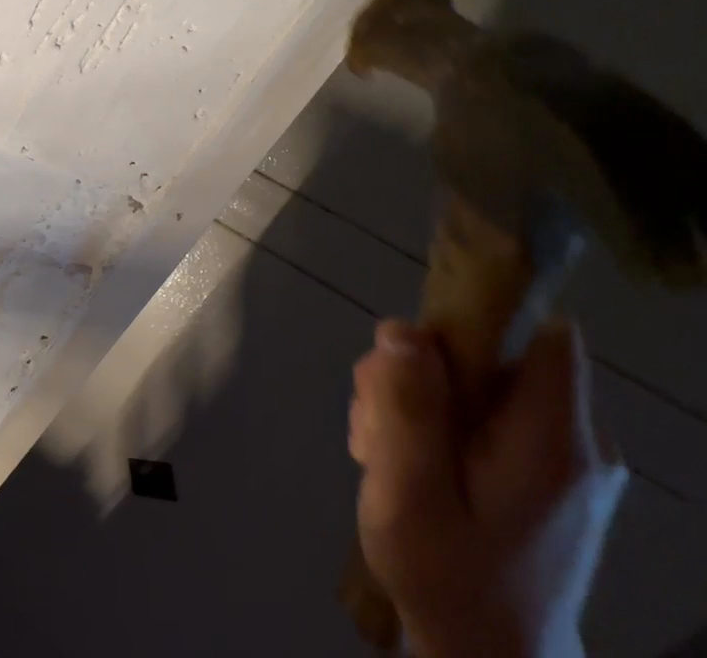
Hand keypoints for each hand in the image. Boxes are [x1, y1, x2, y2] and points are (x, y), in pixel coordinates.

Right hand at [349, 319, 626, 657]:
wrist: (490, 656)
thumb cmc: (446, 575)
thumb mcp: (406, 491)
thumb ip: (407, 409)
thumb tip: (402, 329)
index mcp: (552, 443)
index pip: (542, 338)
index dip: (475, 325)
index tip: (412, 356)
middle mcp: (573, 443)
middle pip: (491, 362)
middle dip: (417, 377)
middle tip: (376, 430)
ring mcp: (562, 462)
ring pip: (476, 389)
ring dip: (416, 407)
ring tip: (385, 460)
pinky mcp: (545, 479)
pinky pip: (483, 422)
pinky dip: (435, 431)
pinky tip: (406, 470)